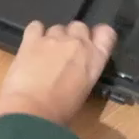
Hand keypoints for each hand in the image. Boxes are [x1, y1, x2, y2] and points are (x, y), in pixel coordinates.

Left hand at [0, 20, 116, 126]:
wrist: (31, 111)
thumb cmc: (60, 112)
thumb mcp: (83, 92)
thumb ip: (83, 74)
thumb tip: (75, 72)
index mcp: (95, 58)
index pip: (106, 33)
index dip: (98, 36)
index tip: (91, 44)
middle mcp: (78, 43)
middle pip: (79, 26)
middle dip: (73, 37)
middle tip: (65, 55)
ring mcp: (54, 38)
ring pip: (57, 27)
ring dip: (54, 38)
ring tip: (45, 56)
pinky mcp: (31, 39)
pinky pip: (36, 26)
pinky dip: (35, 33)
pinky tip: (32, 47)